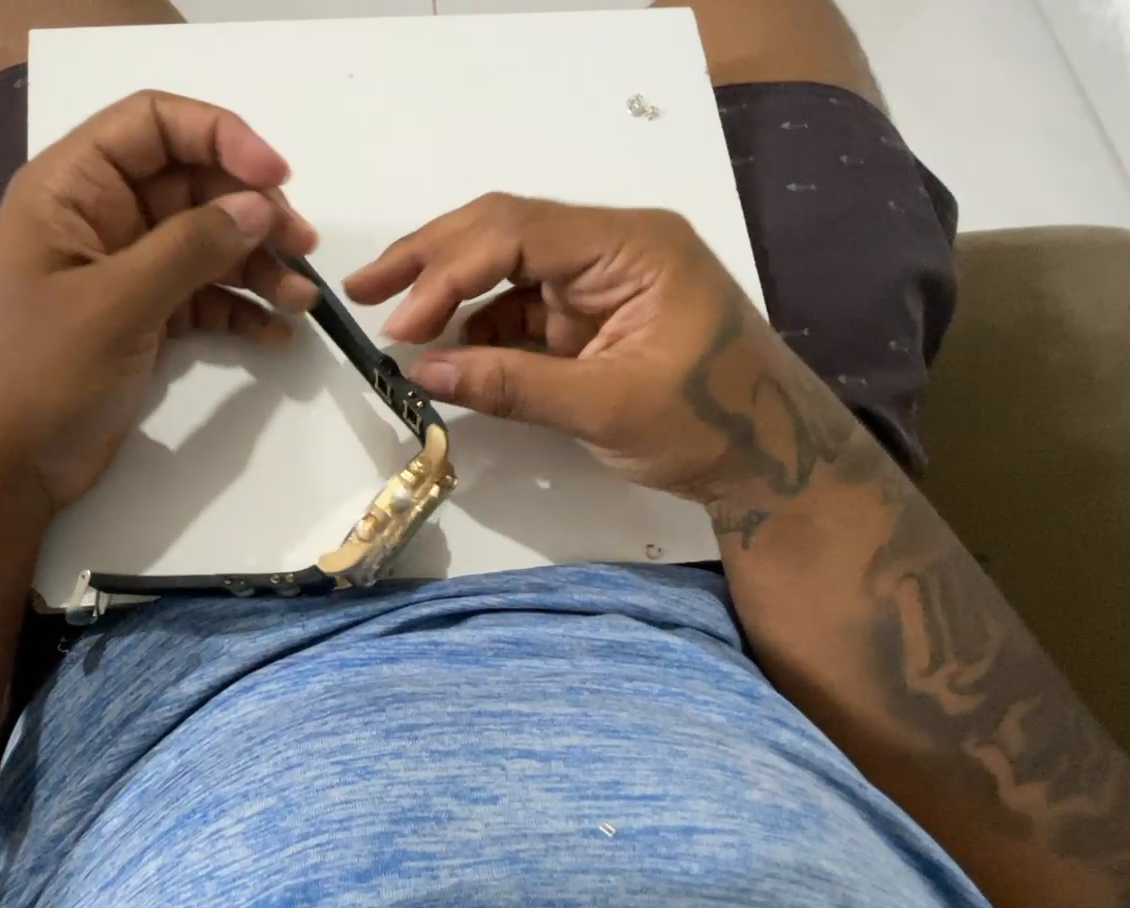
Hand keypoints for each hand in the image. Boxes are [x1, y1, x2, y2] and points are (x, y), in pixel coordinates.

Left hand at [0, 91, 319, 510]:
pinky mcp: (142, 324)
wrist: (1, 466)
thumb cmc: (38, 372)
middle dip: (251, 212)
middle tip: (303, 248)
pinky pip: (202, 301)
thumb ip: (189, 248)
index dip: (221, 135)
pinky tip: (276, 333)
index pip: (154, 124)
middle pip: (192, 186)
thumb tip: (259, 207)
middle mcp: (101, 220)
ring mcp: (124, 275)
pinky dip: (239, 312)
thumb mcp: (115, 302)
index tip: (277, 176)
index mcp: (73, 188)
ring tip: (301, 300)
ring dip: (256, 267)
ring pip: (205, 247)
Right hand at [345, 194, 832, 504]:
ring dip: (445, 291)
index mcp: (630, 246)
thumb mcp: (606, 407)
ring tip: (391, 319)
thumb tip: (419, 371)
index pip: (517, 233)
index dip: (447, 274)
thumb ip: (511, 384)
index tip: (399, 326)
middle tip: (363, 288)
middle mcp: (608, 246)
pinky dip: (474, 327)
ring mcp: (595, 280)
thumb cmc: (707, 424)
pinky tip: (442, 348)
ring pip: (502, 265)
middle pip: (501, 229)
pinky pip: (515, 308)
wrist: (766, 456)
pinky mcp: (584, 315)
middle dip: (429, 258)